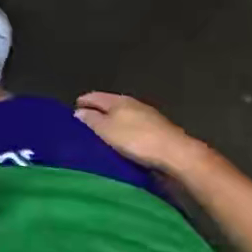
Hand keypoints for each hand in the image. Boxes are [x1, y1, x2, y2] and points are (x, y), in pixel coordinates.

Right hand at [75, 92, 207, 175]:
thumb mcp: (106, 130)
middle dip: (97, 112)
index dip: (82, 102)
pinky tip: (124, 141)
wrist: (178, 154)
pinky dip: (126, 130)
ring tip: (103, 135)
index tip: (73, 112)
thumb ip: (91, 119)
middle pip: (109, 105)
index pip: (93, 96)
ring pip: (123, 115)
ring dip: (113, 122)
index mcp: (117, 100)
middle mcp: (133, 103)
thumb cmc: (136, 140)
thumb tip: (79, 111)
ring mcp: (148, 116)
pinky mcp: (159, 129)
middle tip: (86, 125)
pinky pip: (135, 126)